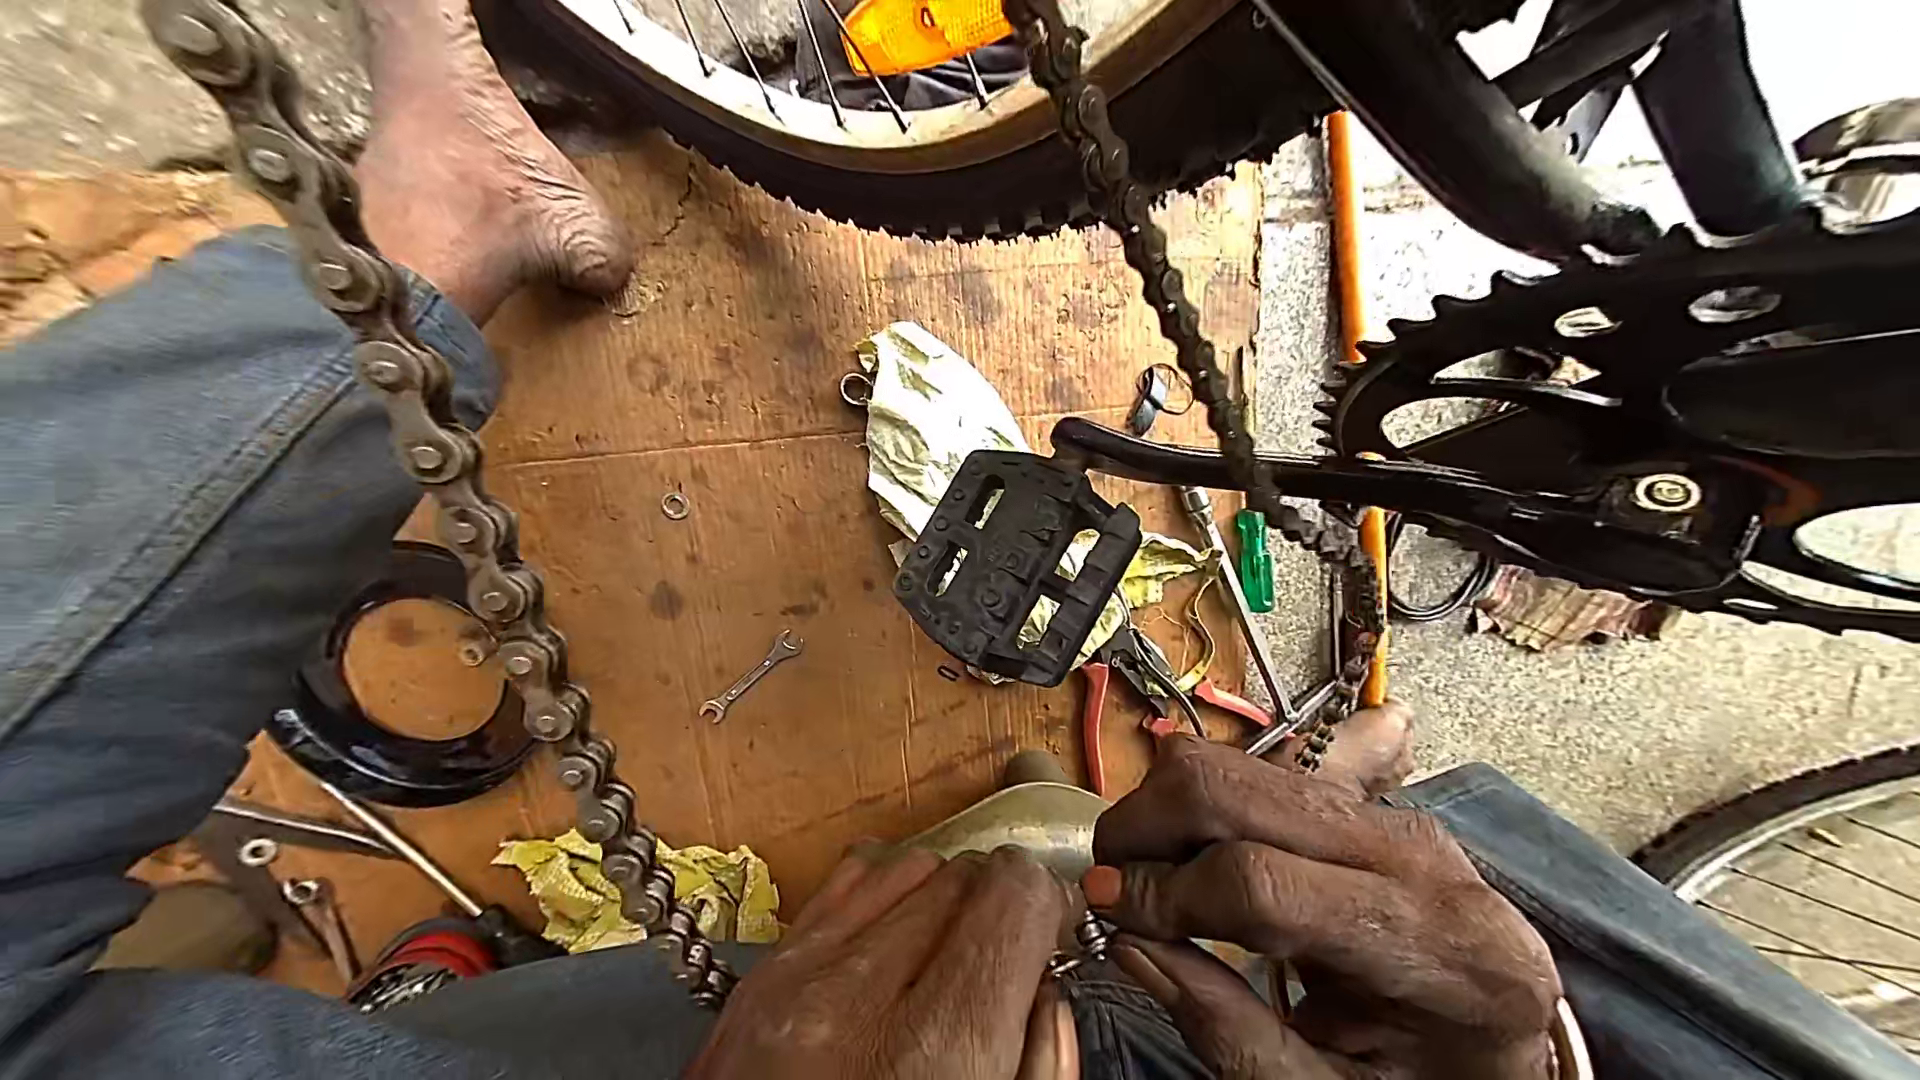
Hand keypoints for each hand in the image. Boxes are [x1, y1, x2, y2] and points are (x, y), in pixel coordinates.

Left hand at [688, 844, 1078, 1079]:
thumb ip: (1041, 1067)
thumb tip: (1044, 979)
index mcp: (934, 1056)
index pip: (1010, 900)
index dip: (1041, 903)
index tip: (1044, 927)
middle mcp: (860, 998)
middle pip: (964, 875)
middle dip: (993, 902)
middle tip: (995, 950)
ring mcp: (800, 975)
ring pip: (913, 863)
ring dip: (941, 893)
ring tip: (940, 946)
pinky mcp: (764, 969)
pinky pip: (852, 874)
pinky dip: (888, 889)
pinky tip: (893, 933)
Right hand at [1084, 710, 1560, 1078]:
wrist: (1502, 1035)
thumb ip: (1226, 1031)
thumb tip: (1125, 941)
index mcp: (1436, 947)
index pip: (1260, 883)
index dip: (1165, 892)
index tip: (1110, 913)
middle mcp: (1409, 850)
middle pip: (1230, 794)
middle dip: (1144, 826)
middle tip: (1111, 878)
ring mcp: (1378, 809)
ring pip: (1226, 764)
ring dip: (1159, 805)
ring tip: (1145, 866)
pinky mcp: (1347, 794)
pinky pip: (1242, 767)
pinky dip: (1189, 799)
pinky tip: (1187, 849)